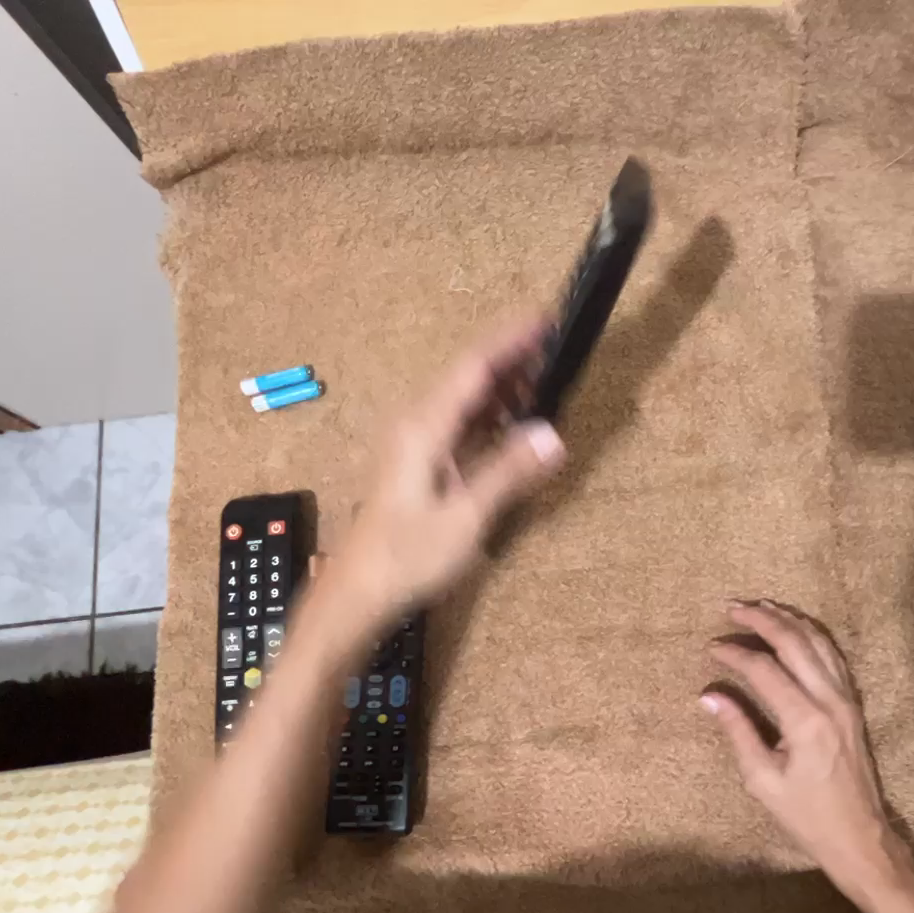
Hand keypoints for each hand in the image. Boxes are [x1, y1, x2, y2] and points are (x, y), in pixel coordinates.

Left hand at [336, 316, 565, 611]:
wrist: (358, 594)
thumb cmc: (407, 557)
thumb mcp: (465, 518)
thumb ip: (508, 473)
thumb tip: (553, 435)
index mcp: (424, 428)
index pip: (473, 368)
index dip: (509, 340)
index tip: (544, 318)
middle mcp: (417, 425)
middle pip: (468, 378)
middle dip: (511, 359)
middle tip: (555, 350)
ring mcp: (415, 444)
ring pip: (464, 401)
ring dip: (502, 388)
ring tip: (543, 381)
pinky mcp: (420, 464)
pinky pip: (459, 425)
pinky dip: (489, 417)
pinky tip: (511, 424)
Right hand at [701, 602, 913, 904]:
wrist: (861, 838)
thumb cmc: (807, 816)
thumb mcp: (762, 780)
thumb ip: (738, 731)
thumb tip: (709, 695)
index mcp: (805, 720)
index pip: (764, 669)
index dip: (734, 653)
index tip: (710, 648)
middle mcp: (830, 700)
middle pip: (794, 642)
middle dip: (761, 619)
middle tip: (731, 607)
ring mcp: (846, 698)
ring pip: (818, 641)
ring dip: (788, 619)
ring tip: (760, 605)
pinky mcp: (853, 703)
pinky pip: (833, 655)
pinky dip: (811, 634)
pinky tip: (795, 627)